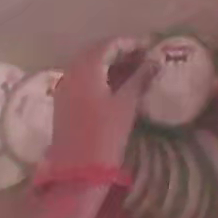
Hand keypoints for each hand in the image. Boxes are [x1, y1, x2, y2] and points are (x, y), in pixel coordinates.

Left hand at [44, 38, 152, 176]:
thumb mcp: (126, 104)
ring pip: (88, 64)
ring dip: (108, 63)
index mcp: (87, 68)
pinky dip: (98, 75)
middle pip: (96, 51)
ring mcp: (65, 86)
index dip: (130, 43)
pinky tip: (114, 84)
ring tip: (132, 70)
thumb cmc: (105, 135)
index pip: (110, 44)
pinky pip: (82, 77)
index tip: (149, 47)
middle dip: (119, 51)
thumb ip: (140, 78)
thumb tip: (155, 60)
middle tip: (142, 57)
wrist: (77, 173)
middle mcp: (72, 71)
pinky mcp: (63, 101)